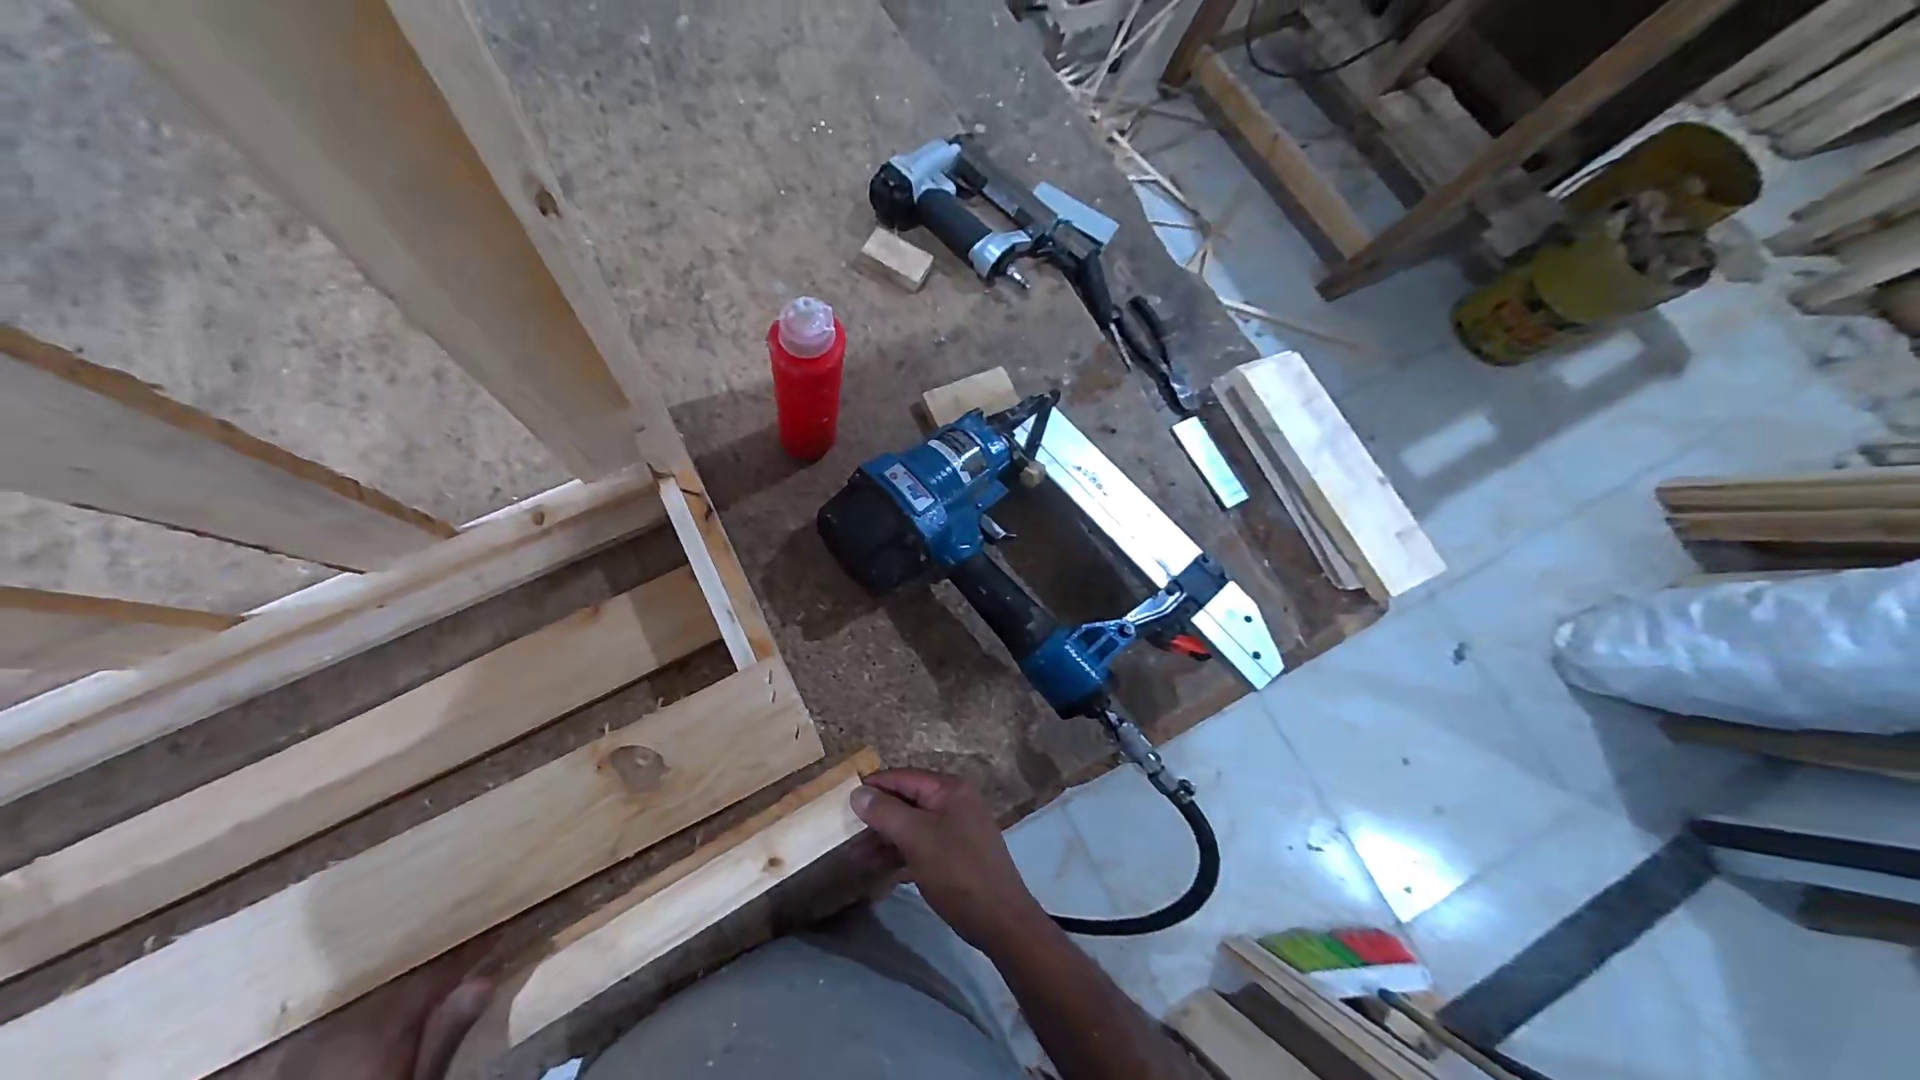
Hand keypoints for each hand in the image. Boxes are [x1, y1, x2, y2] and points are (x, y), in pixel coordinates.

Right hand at [850, 768, 1050, 951]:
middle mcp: (954, 803)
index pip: (903, 777)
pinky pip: (920, 845)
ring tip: (855, 856)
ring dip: (883, 839)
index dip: (873, 786)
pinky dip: (899, 854)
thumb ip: (885, 812)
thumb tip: (858, 792)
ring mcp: (956, 829)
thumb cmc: (957, 870)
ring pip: (911, 826)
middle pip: (906, 801)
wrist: (999, 919)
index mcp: (949, 790)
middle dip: (876, 817)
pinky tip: (876, 868)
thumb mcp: (917, 838)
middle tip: (845, 833)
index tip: (842, 799)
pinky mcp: (954, 855)